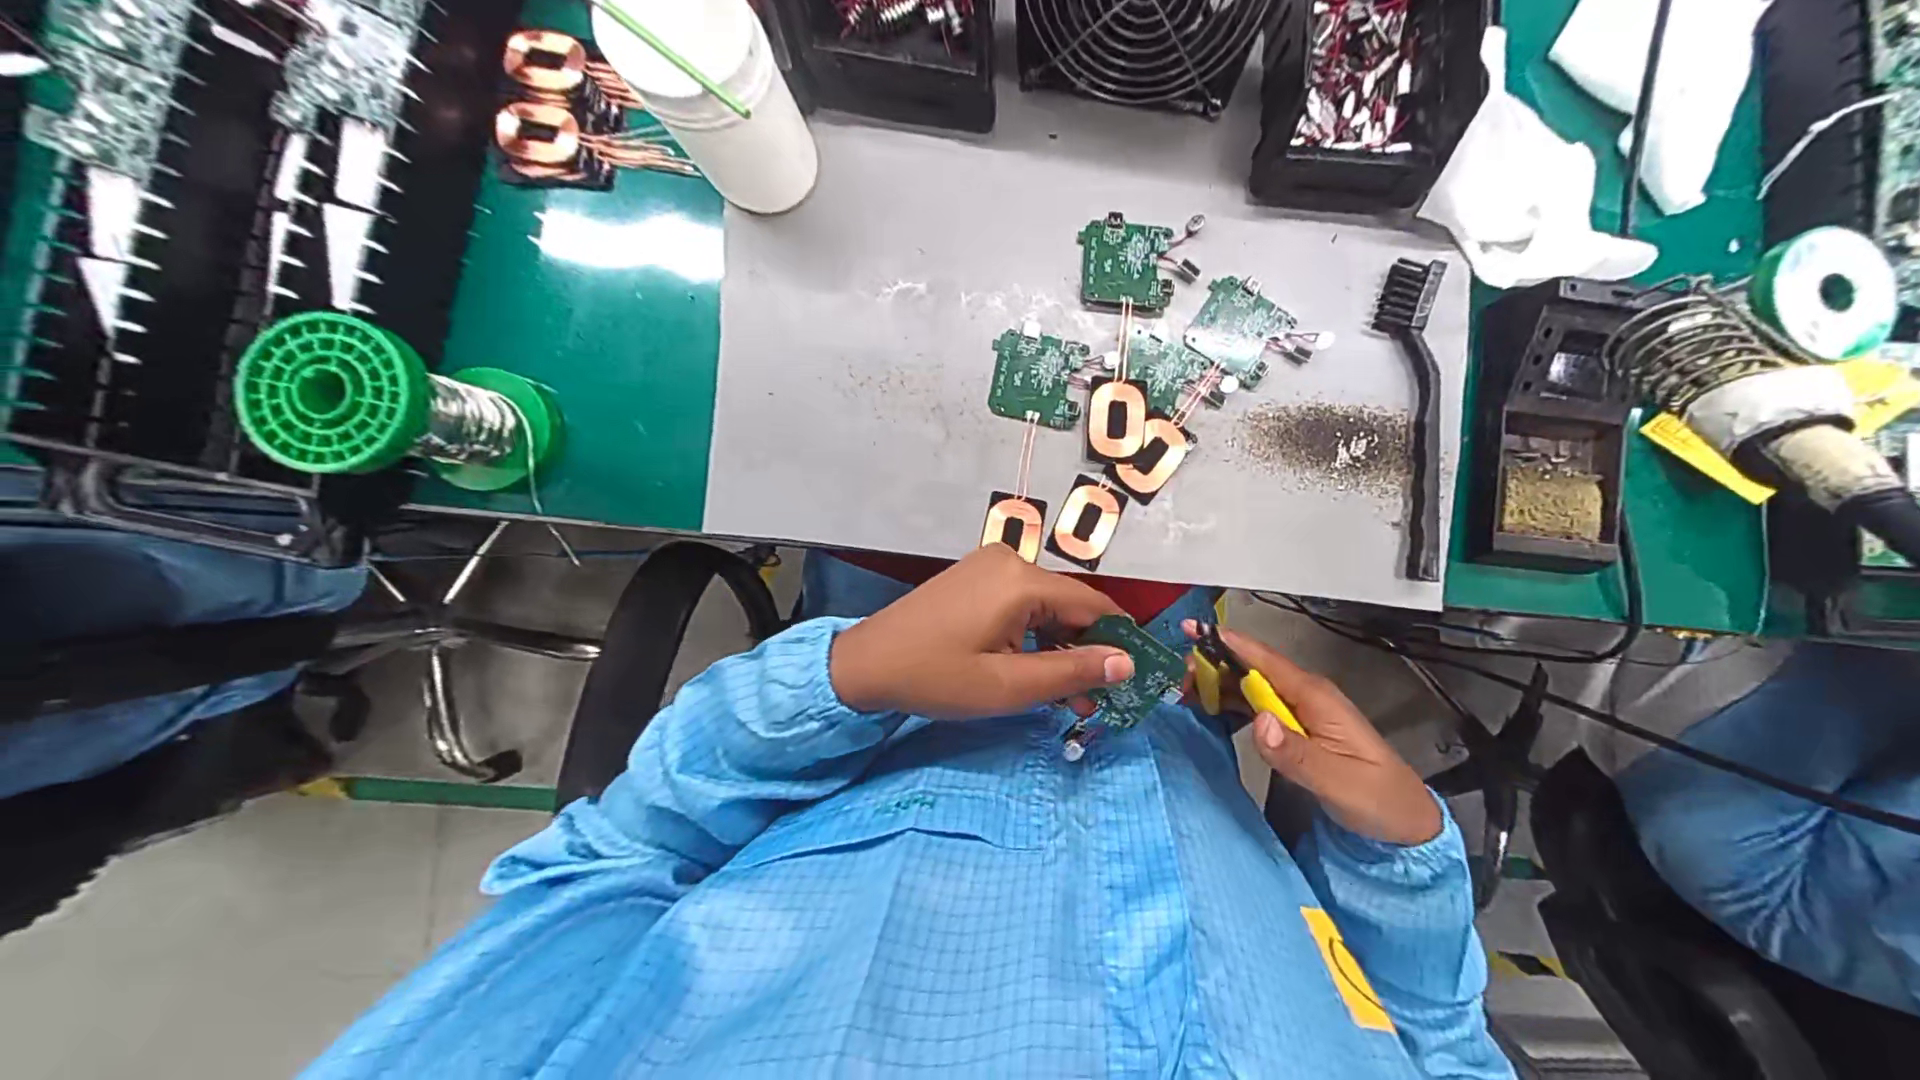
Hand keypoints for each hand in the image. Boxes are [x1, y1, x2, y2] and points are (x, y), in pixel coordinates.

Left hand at [830, 545, 1134, 719]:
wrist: (865, 663)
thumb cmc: (935, 677)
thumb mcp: (1008, 686)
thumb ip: (1072, 672)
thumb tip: (1126, 662)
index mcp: (1021, 580)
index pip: (1094, 605)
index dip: (1119, 641)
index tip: (1135, 677)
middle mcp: (1010, 561)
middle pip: (1069, 605)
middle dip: (1086, 651)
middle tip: (1097, 700)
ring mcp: (989, 566)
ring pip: (1045, 607)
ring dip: (1059, 648)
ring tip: (1068, 696)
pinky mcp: (974, 577)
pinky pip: (1019, 604)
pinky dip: (1033, 636)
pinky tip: (1036, 669)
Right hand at [1187, 623, 1441, 846]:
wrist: (1405, 825)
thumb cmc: (1380, 799)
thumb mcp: (1339, 781)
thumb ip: (1296, 753)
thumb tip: (1259, 722)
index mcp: (1315, 697)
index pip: (1265, 660)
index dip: (1228, 643)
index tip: (1195, 630)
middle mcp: (1303, 696)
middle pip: (1249, 669)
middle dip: (1212, 664)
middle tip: (1178, 674)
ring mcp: (1296, 711)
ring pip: (1246, 686)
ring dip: (1215, 684)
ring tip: (1183, 689)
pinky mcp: (1290, 728)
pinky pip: (1251, 706)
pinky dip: (1226, 703)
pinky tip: (1207, 707)